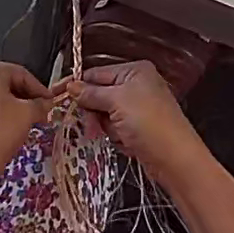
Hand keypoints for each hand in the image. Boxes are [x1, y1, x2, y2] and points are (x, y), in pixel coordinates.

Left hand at [0, 60, 49, 195]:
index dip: (40, 90)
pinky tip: (2, 136)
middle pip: (4, 84)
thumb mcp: (26, 115)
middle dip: (24, 100)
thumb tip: (44, 104)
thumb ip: (39, 105)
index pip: (20, 74)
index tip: (51, 104)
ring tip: (23, 128)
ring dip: (9, 111)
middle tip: (40, 117)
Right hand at [66, 61, 213, 188]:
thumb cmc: (149, 123)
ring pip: (104, 113)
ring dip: (106, 125)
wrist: (177, 162)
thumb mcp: (116, 102)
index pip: (96, 73)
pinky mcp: (139, 128)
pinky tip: (126, 141)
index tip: (56, 93)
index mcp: (134, 71)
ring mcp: (138, 107)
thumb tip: (71, 86)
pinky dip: (115, 135)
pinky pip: (115, 127)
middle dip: (94, 109)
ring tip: (118, 134)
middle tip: (93, 122)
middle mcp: (137, 85)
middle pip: (99, 93)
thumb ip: (91, 93)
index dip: (76, 84)